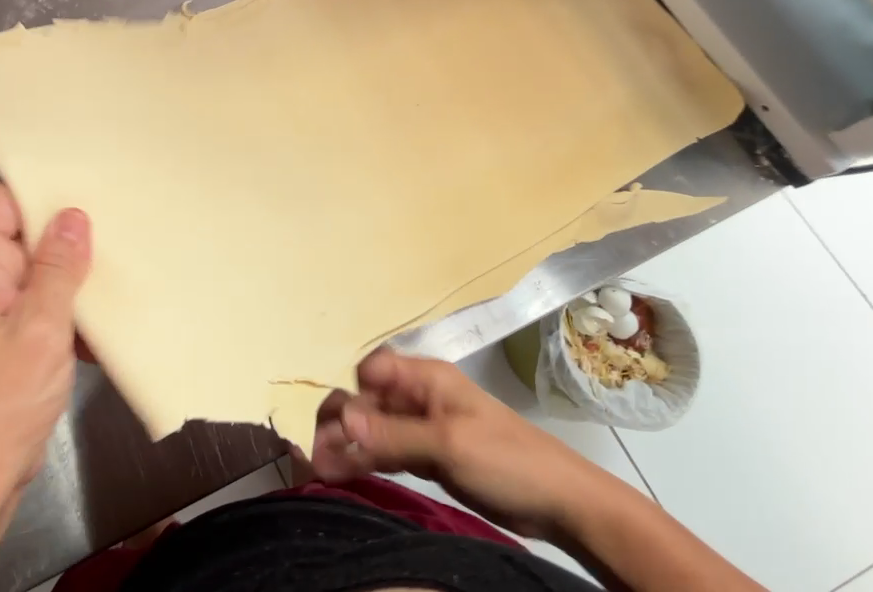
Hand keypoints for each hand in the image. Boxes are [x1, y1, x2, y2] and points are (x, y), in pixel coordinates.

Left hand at [0, 186, 91, 591]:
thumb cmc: (1, 402)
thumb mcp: (40, 329)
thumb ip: (58, 269)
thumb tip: (74, 214)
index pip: (3, 203)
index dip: (42, 191)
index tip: (89, 187)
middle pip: (25, 237)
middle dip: (68, 239)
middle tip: (120, 228)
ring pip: (39, 275)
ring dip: (74, 283)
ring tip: (120, 275)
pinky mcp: (6, 341)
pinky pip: (41, 309)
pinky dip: (68, 316)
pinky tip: (102, 329)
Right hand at [309, 348, 623, 540]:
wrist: (560, 502)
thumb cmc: (506, 458)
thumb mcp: (447, 443)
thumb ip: (392, 433)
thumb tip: (342, 420)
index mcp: (425, 377)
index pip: (370, 369)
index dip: (346, 387)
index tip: (324, 415)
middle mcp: (417, 397)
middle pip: (365, 400)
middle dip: (338, 421)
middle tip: (311, 450)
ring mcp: (421, 428)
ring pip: (371, 429)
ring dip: (345, 445)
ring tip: (316, 468)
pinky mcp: (427, 457)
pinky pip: (385, 453)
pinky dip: (363, 462)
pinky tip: (339, 474)